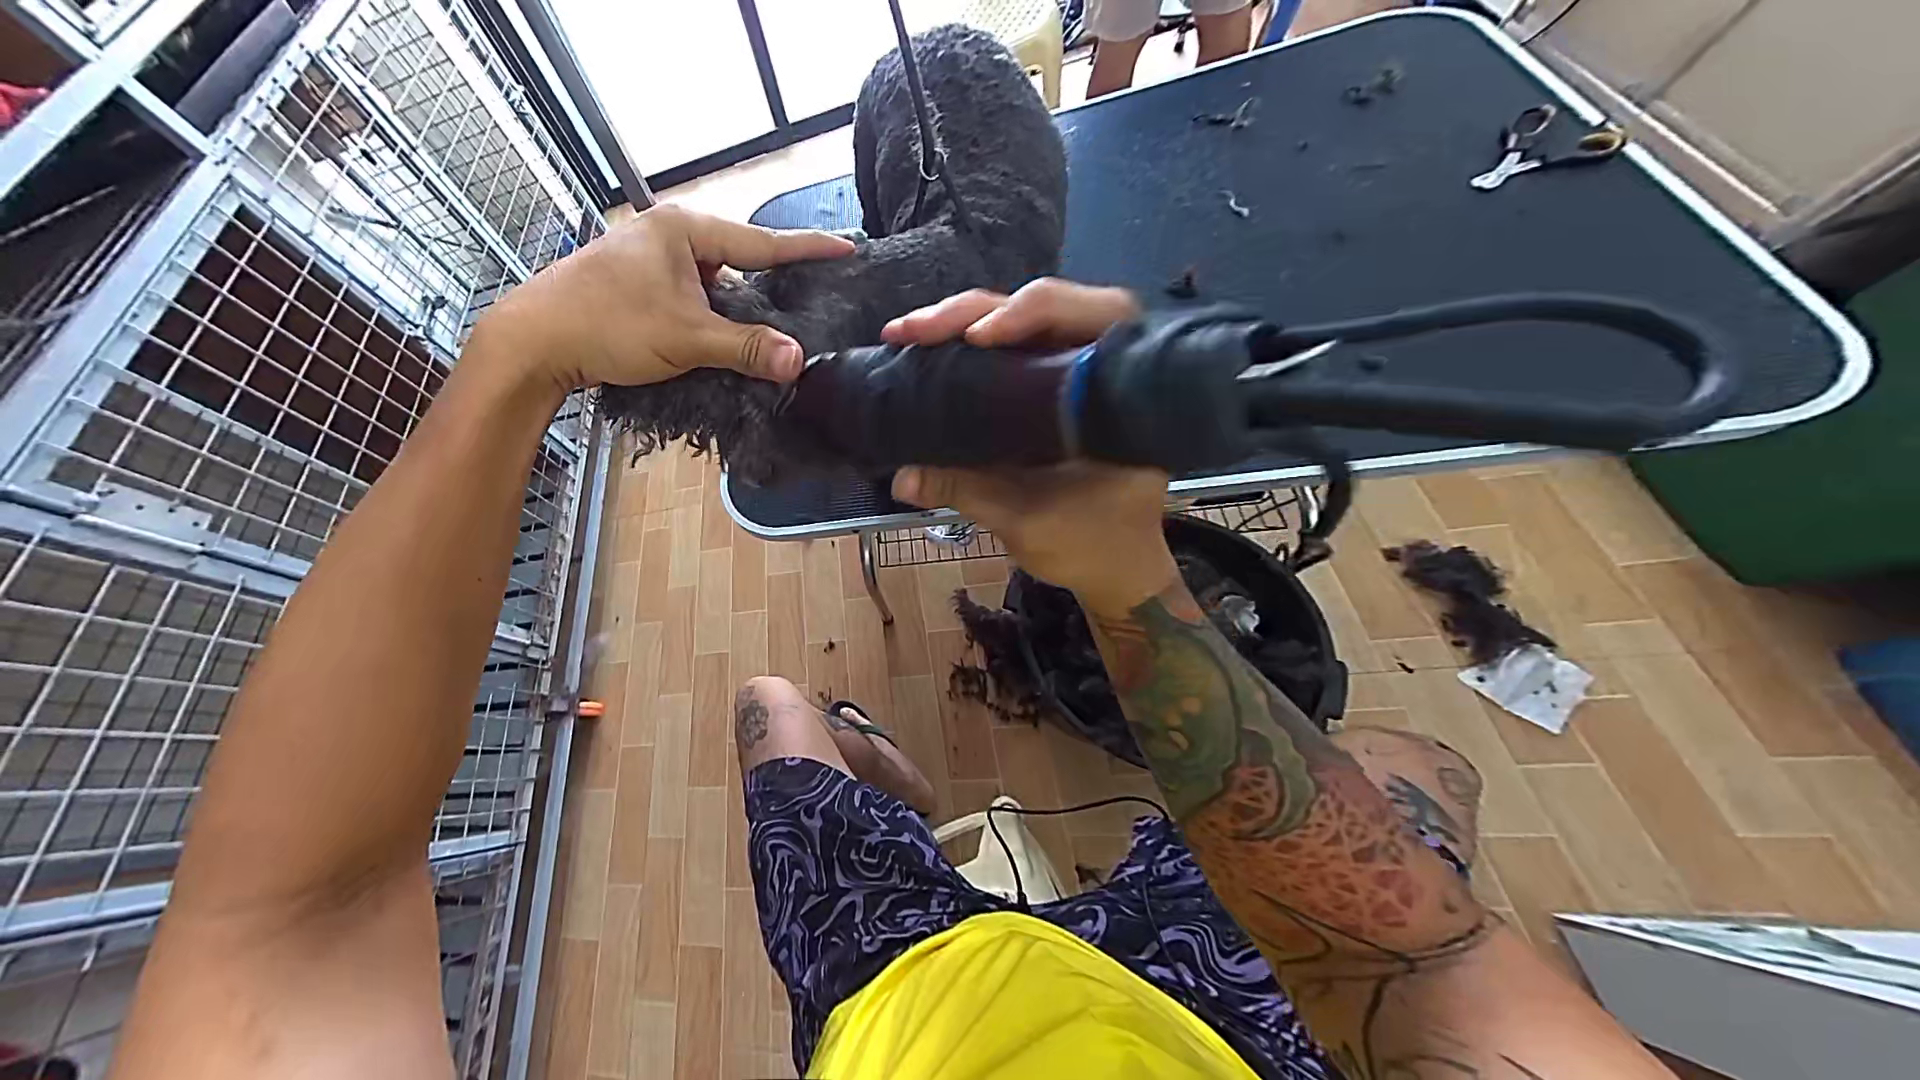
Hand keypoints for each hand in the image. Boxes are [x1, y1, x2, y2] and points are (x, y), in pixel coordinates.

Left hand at [478, 204, 853, 391]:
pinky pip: (697, 297)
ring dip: (741, 309)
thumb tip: (798, 360)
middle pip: (741, 261)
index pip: (762, 241)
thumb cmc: (606, 323)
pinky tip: (729, 339)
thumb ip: (746, 347)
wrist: (535, 341)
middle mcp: (670, 236)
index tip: (847, 247)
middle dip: (774, 284)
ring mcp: (654, 260)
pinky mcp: (643, 285)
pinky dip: (716, 317)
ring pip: (718, 284)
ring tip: (771, 333)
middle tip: (812, 300)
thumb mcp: (687, 337)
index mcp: (685, 230)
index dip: (808, 248)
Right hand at [884, 280, 1178, 615]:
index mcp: (1124, 395)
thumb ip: (968, 492)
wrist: (1116, 568)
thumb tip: (900, 476)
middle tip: (913, 331)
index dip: (1035, 312)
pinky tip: (929, 349)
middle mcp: (1105, 369)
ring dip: (964, 320)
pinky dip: (969, 345)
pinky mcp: (1050, 387)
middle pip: (1046, 305)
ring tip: (909, 334)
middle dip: (976, 310)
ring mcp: (1076, 374)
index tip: (980, 339)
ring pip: (1023, 320)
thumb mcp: (1030, 520)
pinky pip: (1012, 349)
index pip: (1095, 315)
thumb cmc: (1095, 546)